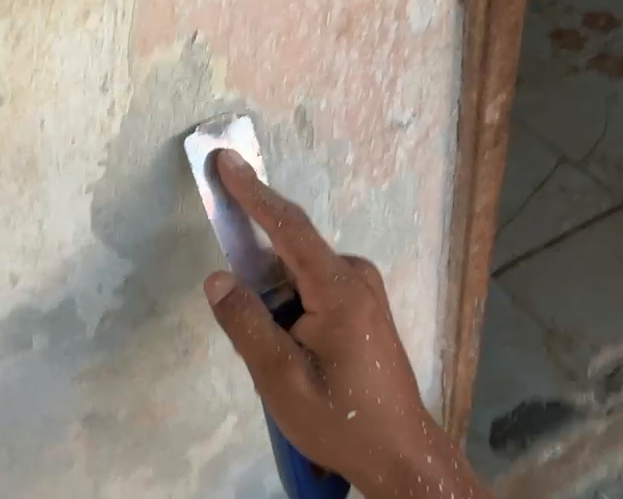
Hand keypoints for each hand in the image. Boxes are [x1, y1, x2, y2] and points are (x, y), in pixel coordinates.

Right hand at [202, 150, 489, 498]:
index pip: (287, 226)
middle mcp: (355, 277)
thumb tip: (218, 278)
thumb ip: (246, 324)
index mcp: (338, 289)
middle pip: (289, 250)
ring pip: (297, 272)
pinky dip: (288, 304)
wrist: (405, 462)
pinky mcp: (362, 307)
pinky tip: (292, 351)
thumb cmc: (343, 421)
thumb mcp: (282, 380)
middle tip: (256, 331)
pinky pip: (311, 286)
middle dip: (256, 272)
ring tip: (280, 360)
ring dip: (273, 297)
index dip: (252, 191)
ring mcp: (363, 291)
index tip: (225, 159)